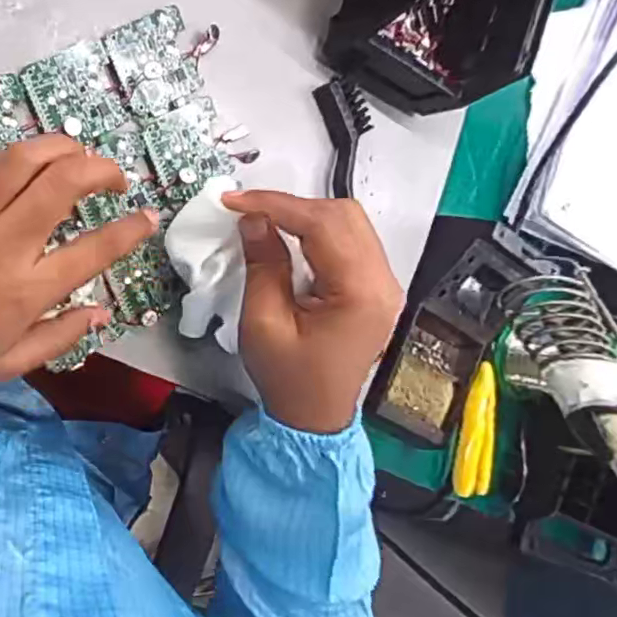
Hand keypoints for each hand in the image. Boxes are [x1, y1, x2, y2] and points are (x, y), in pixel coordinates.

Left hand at [0, 135, 158, 390]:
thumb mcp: (9, 363)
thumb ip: (61, 337)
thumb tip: (102, 311)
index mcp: (23, 292)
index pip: (92, 250)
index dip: (130, 230)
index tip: (146, 219)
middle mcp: (2, 246)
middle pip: (63, 185)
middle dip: (102, 170)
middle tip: (115, 179)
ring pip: (23, 160)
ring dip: (61, 147)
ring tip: (79, 156)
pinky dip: (18, 153)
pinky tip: (32, 161)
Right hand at [221, 190, 403, 433]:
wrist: (314, 416)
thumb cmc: (287, 376)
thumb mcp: (262, 322)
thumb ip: (262, 266)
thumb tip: (253, 220)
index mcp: (359, 293)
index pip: (322, 225)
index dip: (275, 204)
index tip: (234, 200)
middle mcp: (382, 281)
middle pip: (343, 215)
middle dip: (290, 204)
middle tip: (245, 209)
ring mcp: (382, 283)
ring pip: (348, 222)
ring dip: (302, 213)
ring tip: (261, 218)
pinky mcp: (371, 286)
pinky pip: (347, 239)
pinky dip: (313, 228)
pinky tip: (284, 233)